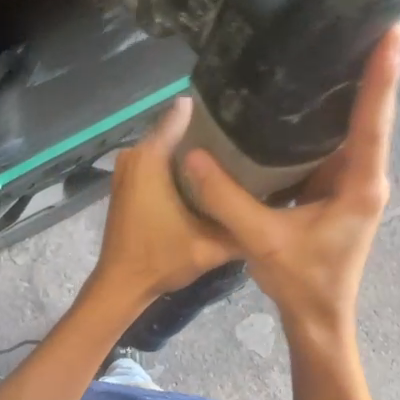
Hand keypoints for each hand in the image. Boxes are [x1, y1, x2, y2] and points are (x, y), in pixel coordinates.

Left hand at [88, 96, 239, 306]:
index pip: (185, 115)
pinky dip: (180, 165)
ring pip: (169, 147)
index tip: (246, 115)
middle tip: (250, 139)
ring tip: (235, 155)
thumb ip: (242, 224)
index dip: (216, 114)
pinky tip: (208, 176)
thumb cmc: (161, 260)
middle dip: (211, 134)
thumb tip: (277, 209)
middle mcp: (135, 154)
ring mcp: (128, 167)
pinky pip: (158, 161)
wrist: (122, 284)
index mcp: (151, 157)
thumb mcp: (210, 245)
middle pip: (179, 130)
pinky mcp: (127, 182)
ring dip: (196, 151)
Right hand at [181, 25, 399, 339]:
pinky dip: (319, 120)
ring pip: (349, 129)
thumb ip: (226, 199)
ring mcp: (350, 184)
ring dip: (343, 92)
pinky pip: (329, 146)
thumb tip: (192, 155)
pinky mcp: (334, 191)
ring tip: (330, 46)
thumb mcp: (261, 240)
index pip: (373, 120)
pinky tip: (298, 99)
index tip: (393, 29)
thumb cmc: (302, 282)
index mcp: (360, 184)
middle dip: (365, 69)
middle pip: (368, 114)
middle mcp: (363, 177)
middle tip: (355, 20)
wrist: (317, 319)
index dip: (382, 74)